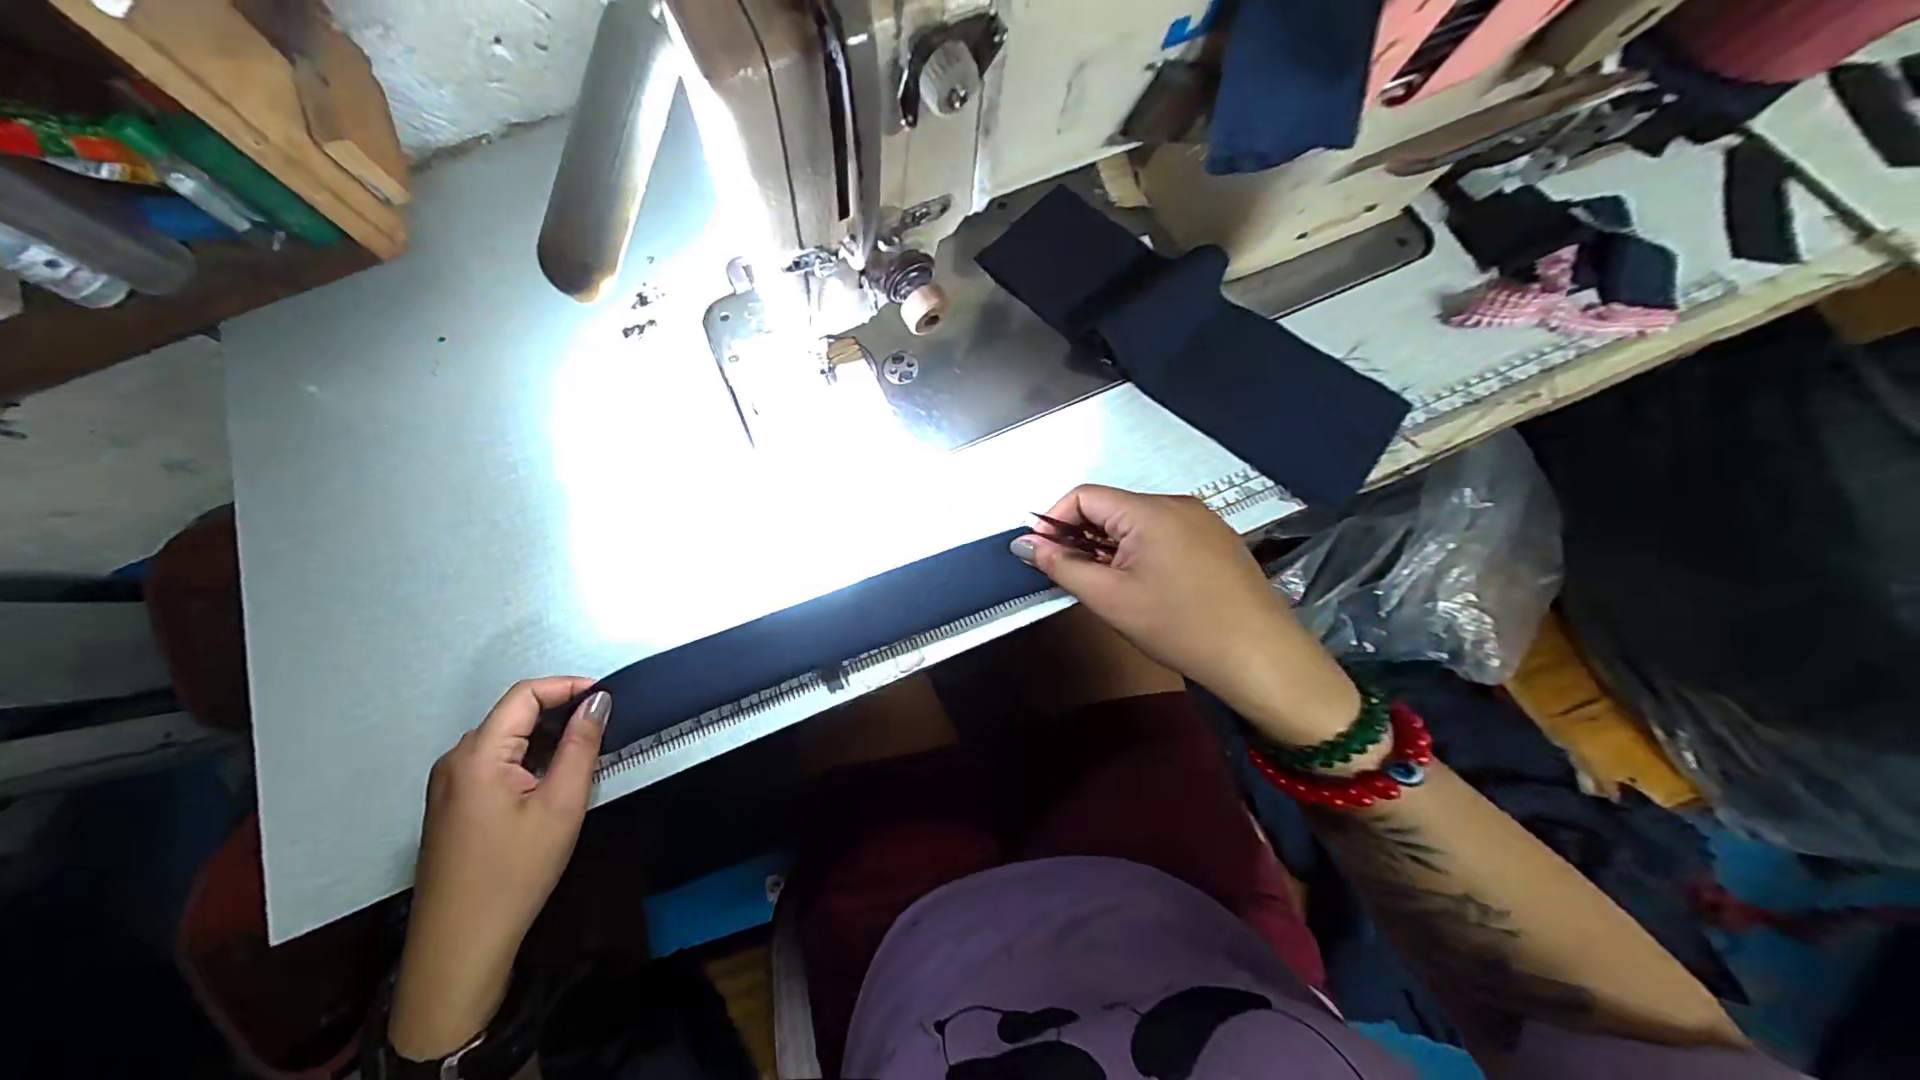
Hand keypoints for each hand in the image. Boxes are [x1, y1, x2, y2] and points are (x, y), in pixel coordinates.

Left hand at [389, 678, 609, 1059]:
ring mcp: (449, 784)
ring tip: (586, 749)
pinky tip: (554, 777)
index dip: (568, 686)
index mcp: (476, 754)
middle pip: (512, 713)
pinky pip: (494, 761)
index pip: (524, 695)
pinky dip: (529, 756)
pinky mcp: (452, 804)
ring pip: (505, 738)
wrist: (461, 944)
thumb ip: (581, 745)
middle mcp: (455, 760)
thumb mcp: (561, 804)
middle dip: (560, 709)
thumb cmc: (515, 871)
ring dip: (546, 735)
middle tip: (604, 725)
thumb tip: (599, 700)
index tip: (608, 697)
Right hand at [1012, 485, 1358, 744]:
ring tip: (1104, 586)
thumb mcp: (1110, 599)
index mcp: (1150, 510)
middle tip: (1069, 575)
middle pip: (1111, 508)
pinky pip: (1164, 535)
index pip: (1084, 496)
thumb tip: (1028, 544)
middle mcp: (1178, 504)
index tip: (1039, 552)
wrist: (1260, 656)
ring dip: (1109, 548)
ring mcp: (1202, 521)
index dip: (1054, 521)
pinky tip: (1141, 587)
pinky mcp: (1216, 541)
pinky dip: (1139, 553)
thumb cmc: (1182, 627)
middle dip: (1081, 537)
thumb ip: (1062, 566)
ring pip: (1137, 524)